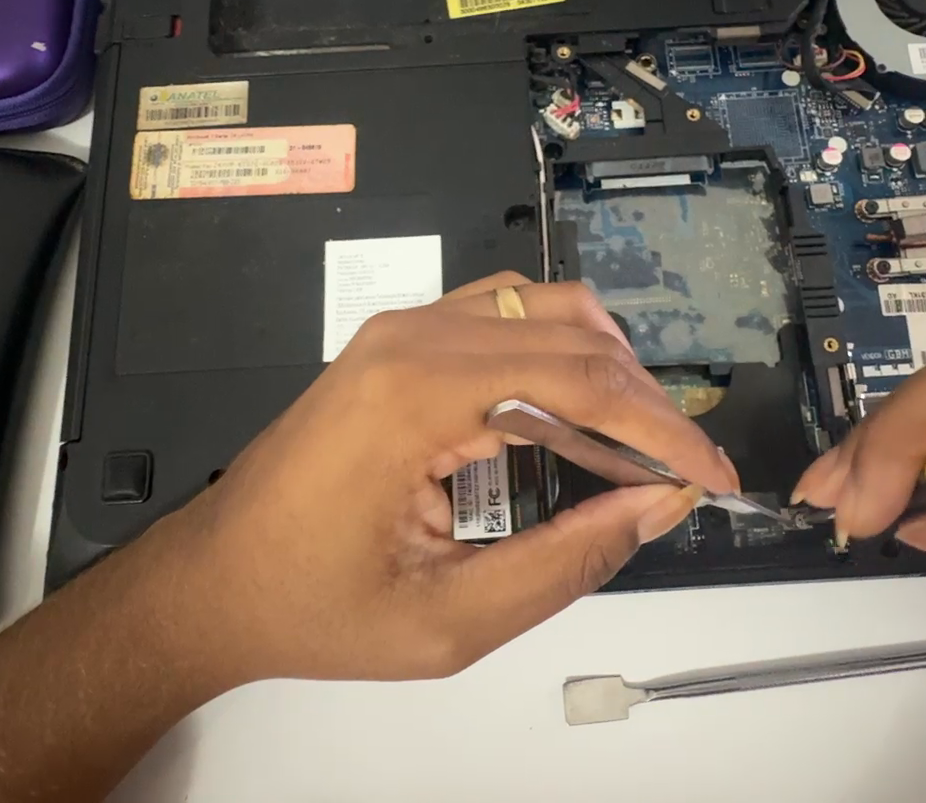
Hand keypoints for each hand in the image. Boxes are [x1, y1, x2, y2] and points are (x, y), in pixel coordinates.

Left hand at [156, 272, 736, 691]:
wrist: (214, 577)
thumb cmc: (314, 606)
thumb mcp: (448, 619)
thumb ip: (564, 562)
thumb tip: (653, 508)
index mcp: (417, 393)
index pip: (578, 382)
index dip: (661, 429)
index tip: (711, 476)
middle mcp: (414, 336)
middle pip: (569, 336)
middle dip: (644, 401)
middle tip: (682, 467)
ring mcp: (403, 328)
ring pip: (541, 307)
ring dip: (605, 365)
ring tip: (638, 437)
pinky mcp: (399, 339)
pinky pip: (503, 314)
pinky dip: (558, 349)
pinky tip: (574, 403)